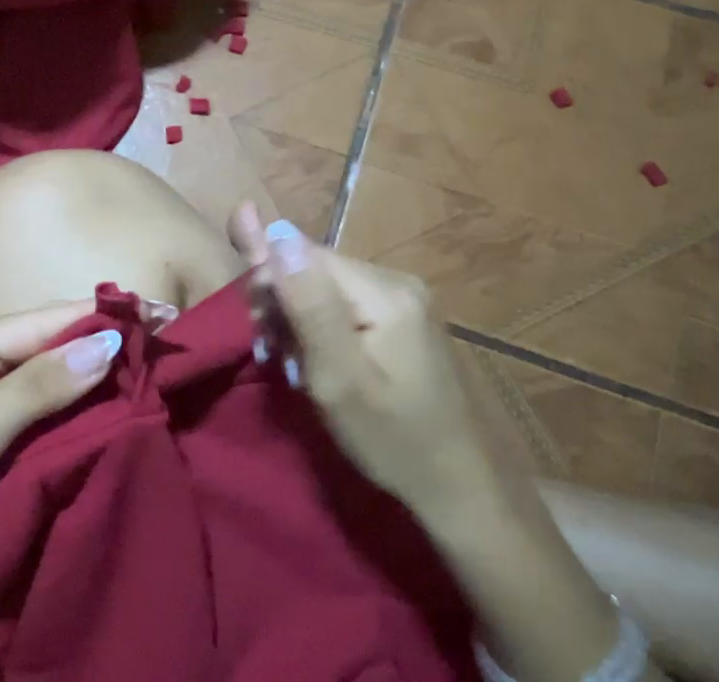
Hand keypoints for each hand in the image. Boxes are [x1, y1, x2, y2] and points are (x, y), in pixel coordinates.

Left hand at [0, 300, 133, 584]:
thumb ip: (38, 387)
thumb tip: (109, 343)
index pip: (44, 322)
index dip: (101, 317)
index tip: (161, 315)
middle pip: (52, 346)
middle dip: (105, 345)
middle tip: (168, 346)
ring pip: (53, 380)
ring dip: (97, 379)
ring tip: (155, 375)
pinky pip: (47, 413)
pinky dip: (80, 410)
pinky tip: (116, 411)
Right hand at [227, 203, 493, 506]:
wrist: (458, 484)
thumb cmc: (392, 440)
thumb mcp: (339, 379)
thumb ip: (309, 305)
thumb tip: (278, 233)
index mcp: (385, 291)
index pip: (304, 254)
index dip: (270, 283)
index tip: (260, 332)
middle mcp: (399, 280)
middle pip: (316, 268)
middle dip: (284, 304)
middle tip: (274, 356)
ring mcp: (406, 298)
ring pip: (327, 286)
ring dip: (299, 319)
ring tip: (295, 366)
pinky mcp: (405, 317)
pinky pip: (346, 303)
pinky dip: (322, 328)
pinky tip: (319, 361)